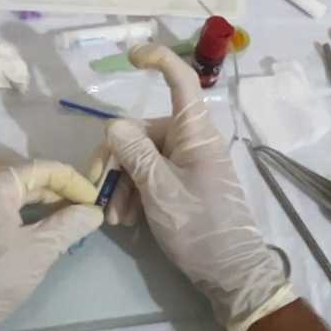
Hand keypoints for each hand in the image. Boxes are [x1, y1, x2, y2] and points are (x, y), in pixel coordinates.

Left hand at [0, 160, 102, 330]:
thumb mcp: (39, 252)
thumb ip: (69, 224)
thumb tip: (93, 212)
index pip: (42, 169)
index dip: (73, 182)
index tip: (94, 201)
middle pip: (22, 173)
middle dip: (54, 187)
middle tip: (79, 208)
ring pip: (6, 185)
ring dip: (35, 196)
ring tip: (61, 215)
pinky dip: (15, 205)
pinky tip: (33, 222)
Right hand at [87, 44, 295, 330]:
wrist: (232, 273)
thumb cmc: (199, 227)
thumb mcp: (159, 190)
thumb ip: (135, 153)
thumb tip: (114, 124)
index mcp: (194, 132)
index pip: (181, 80)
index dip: (158, 60)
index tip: (130, 56)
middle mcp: (193, 141)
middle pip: (145, 131)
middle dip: (117, 159)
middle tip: (98, 192)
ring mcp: (190, 163)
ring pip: (145, 158)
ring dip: (123, 183)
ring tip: (113, 219)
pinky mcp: (186, 185)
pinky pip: (154, 176)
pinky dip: (136, 193)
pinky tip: (125, 221)